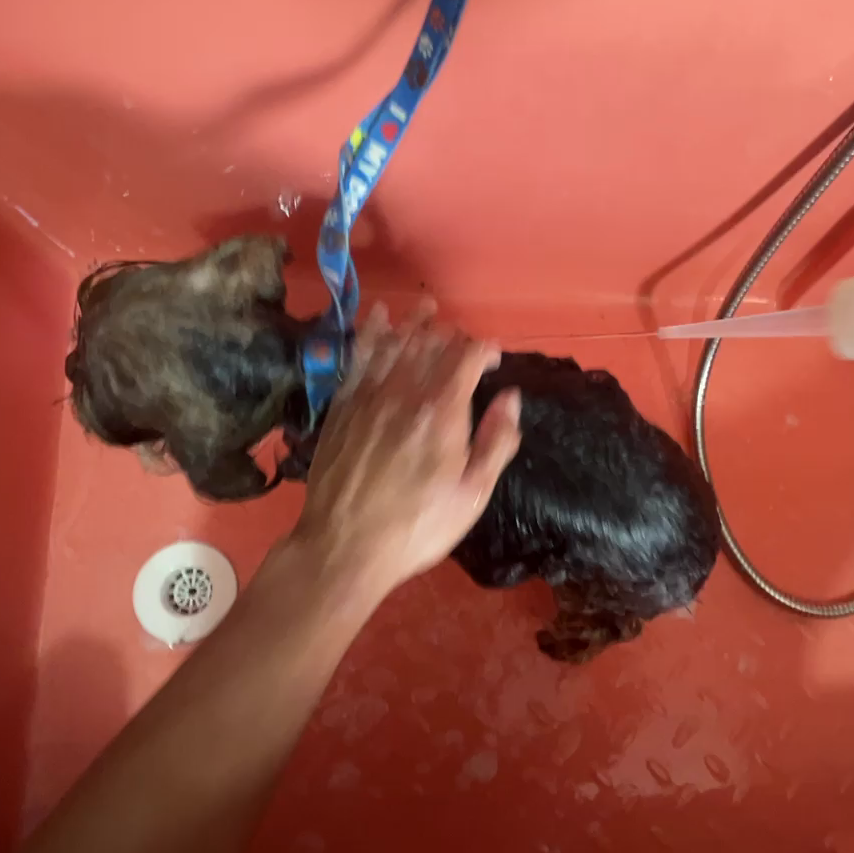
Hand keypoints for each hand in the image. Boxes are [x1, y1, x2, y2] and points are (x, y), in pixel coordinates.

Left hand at [289, 301, 521, 596]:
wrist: (345, 545)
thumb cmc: (418, 527)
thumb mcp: (473, 494)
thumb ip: (496, 441)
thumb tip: (510, 398)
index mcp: (444, 411)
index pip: (467, 357)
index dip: (485, 349)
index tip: (494, 357)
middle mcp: (406, 391)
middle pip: (432, 344)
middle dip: (452, 333)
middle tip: (463, 339)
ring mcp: (369, 395)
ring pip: (395, 342)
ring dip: (415, 322)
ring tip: (428, 307)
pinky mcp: (342, 405)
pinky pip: (358, 355)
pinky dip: (371, 331)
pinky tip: (378, 317)